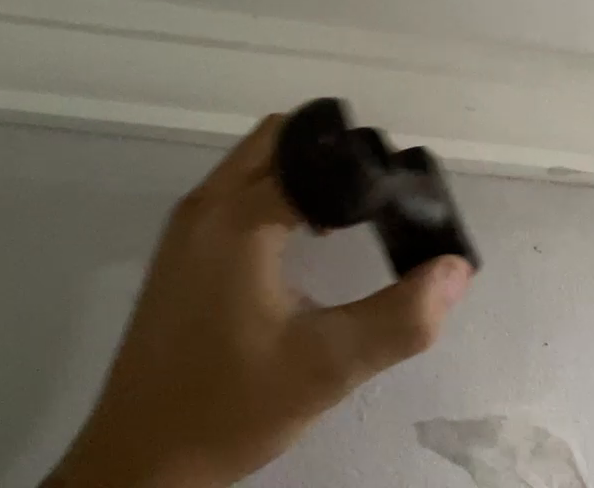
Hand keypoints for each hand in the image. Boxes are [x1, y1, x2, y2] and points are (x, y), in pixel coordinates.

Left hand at [45, 114, 473, 487]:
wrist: (139, 459)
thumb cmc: (230, 405)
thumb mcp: (326, 367)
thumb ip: (400, 319)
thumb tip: (455, 269)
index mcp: (239, 218)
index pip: (310, 157)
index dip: (358, 169)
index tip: (393, 197)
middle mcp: (207, 203)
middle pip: (276, 138)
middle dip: (325, 155)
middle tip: (368, 198)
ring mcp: (186, 223)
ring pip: (250, 161)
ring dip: (295, 172)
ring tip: (339, 219)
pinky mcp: (177, 247)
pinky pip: (231, 190)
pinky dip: (268, 192)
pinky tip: (294, 239)